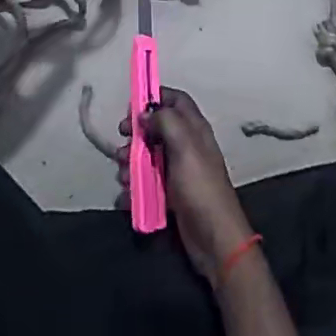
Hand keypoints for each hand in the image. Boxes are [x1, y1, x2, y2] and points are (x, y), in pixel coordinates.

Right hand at [122, 88, 255, 285]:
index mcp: (194, 129)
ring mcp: (177, 171)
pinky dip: (133, 189)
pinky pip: (145, 184)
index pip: (176, 100)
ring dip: (131, 165)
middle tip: (122, 142)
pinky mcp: (169, 194)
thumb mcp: (185, 147)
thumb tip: (145, 112)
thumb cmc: (200, 187)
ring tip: (126, 178)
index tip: (133, 107)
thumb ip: (165, 122)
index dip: (156, 98)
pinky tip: (127, 198)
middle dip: (136, 136)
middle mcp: (186, 146)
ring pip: (147, 157)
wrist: (213, 238)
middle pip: (156, 129)